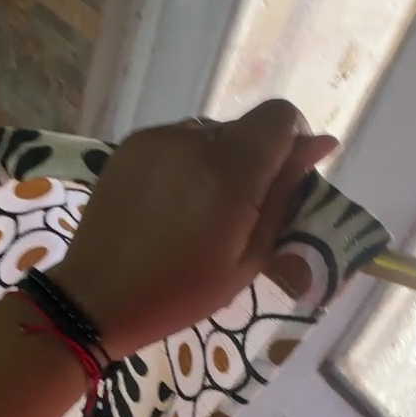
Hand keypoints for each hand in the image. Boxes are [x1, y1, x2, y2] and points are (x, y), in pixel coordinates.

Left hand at [49, 99, 338, 359]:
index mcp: (229, 169)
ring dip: (216, 162)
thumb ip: (284, 197)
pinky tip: (168, 206)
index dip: (291, 145)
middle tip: (234, 214)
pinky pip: (174, 143)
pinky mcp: (128, 147)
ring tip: (195, 214)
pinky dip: (183, 165)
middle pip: (243, 127)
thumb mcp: (247, 259)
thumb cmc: (179, 293)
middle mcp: (192, 140)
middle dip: (252, 161)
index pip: (281, 117)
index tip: (280, 184)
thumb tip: (319, 145)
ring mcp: (155, 139)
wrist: (96, 299)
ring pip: (208, 134)